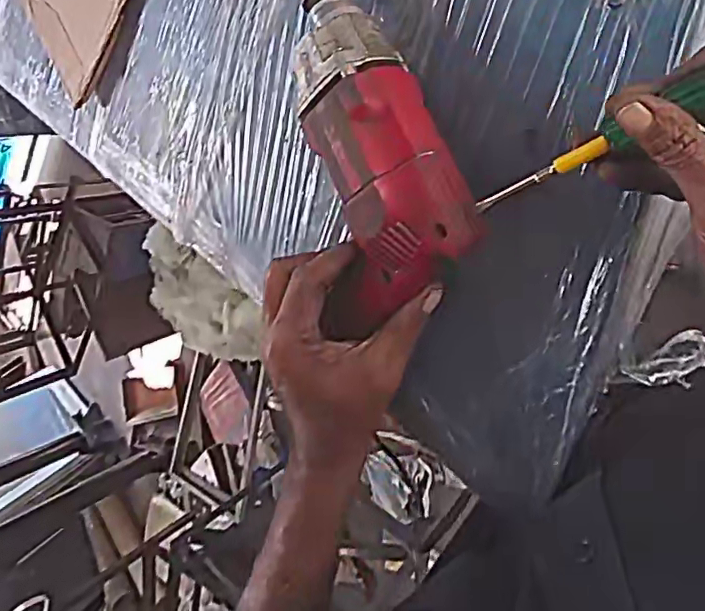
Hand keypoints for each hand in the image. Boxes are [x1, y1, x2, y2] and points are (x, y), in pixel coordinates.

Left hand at [261, 244, 441, 472]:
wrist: (328, 455)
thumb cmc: (347, 420)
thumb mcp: (383, 368)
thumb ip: (406, 326)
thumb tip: (430, 293)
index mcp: (290, 339)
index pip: (306, 279)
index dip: (335, 257)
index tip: (361, 248)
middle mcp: (274, 336)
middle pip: (282, 274)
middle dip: (316, 258)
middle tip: (349, 258)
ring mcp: (274, 341)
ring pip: (280, 286)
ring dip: (312, 272)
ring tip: (346, 271)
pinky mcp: (283, 345)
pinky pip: (288, 302)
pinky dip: (311, 290)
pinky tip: (340, 294)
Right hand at [597, 36, 704, 368]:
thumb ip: (678, 148)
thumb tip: (634, 108)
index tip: (670, 84)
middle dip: (662, 103)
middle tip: (620, 115)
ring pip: (693, 130)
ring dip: (648, 136)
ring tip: (603, 141)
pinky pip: (688, 163)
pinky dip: (654, 166)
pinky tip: (618, 171)